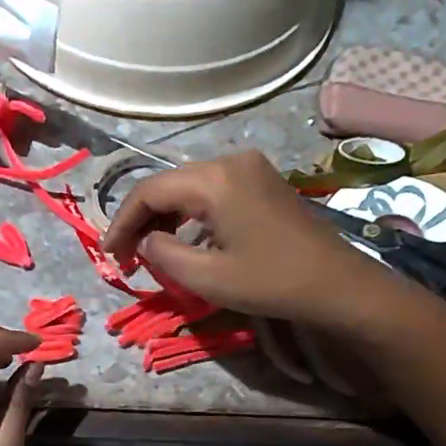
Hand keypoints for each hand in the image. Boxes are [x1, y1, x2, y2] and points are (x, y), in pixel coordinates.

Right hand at [100, 151, 396, 326]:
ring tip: (151, 251)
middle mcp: (230, 160)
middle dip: (142, 220)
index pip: (149, 191)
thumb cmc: (272, 282)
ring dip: (167, 217)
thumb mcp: (209, 278)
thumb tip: (146, 241)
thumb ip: (165, 255)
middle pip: (169, 184)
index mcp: (214, 179)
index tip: (109, 255)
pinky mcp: (265, 182)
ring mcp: (251, 168)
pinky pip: (215, 191)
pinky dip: (193, 214)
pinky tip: (187, 240)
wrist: (336, 284)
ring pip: (191, 187)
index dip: (122, 223)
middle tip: (127, 256)